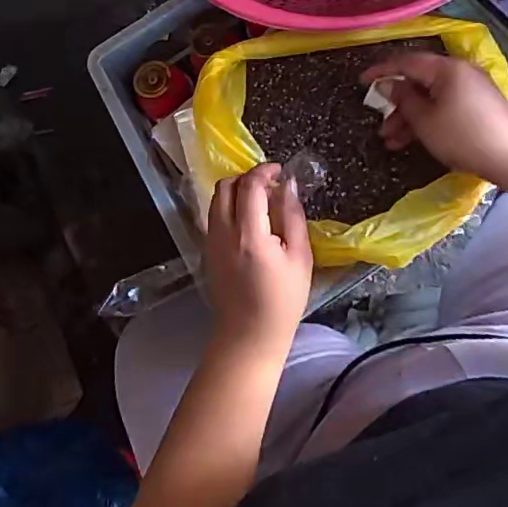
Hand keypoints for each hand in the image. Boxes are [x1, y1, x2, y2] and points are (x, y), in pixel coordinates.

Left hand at [205, 163, 312, 351]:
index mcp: (249, 234)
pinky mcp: (207, 250)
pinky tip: (251, 221)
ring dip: (237, 190)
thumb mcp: (300, 257)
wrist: (248, 336)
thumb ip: (293, 216)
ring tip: (261, 202)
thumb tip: (288, 184)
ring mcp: (211, 241)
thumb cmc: (282, 300)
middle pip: (226, 185)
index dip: (265, 171)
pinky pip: (215, 215)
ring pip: (217, 199)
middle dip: (248, 177)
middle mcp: (223, 232)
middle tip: (271, 186)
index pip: (250, 185)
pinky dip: (230, 206)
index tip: (280, 171)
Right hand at [361, 53, 507, 184]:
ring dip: (409, 119)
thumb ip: (403, 99)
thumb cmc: (464, 136)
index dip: (381, 72)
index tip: (361, 82)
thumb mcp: (425, 121)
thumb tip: (389, 85)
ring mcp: (471, 89)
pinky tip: (413, 141)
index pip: (406, 62)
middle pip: (419, 83)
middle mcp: (459, 72)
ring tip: (391, 142)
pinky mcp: (478, 106)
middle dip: (396, 106)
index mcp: (446, 68)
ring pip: (431, 99)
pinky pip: (444, 107)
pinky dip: (428, 121)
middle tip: (380, 126)